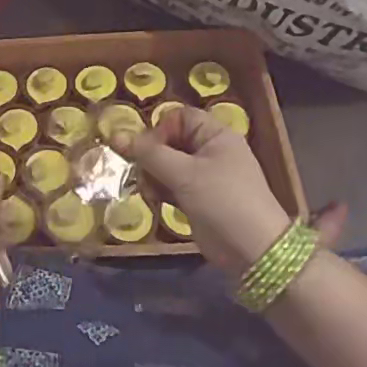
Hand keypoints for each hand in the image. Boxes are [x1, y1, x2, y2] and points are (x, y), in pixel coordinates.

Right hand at [115, 106, 295, 274]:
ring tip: (148, 193)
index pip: (179, 118)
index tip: (145, 151)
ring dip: (152, 177)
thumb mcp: (184, 174)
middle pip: (169, 142)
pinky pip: (170, 186)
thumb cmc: (222, 201)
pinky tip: (154, 202)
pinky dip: (160, 191)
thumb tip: (115, 135)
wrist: (251, 248)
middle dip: (151, 158)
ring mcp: (204, 177)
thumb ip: (149, 154)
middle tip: (142, 176)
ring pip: (166, 166)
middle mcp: (210, 151)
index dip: (159, 130)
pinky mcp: (197, 199)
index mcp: (215, 135)